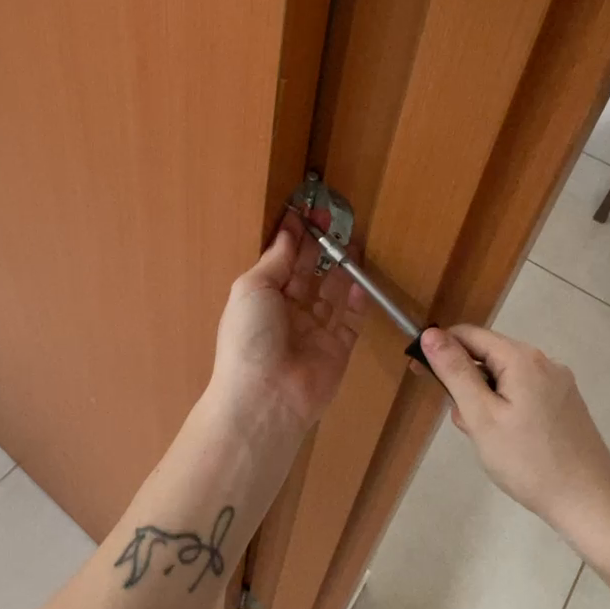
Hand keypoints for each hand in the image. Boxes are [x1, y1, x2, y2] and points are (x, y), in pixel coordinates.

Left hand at [210, 212, 365, 433]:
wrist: (266, 398)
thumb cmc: (250, 337)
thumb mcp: (253, 288)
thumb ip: (275, 260)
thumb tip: (288, 233)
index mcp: (261, 299)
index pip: (281, 261)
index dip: (294, 236)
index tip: (307, 211)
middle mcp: (287, 314)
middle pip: (307, 274)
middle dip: (318, 247)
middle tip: (333, 220)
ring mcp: (313, 333)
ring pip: (331, 295)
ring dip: (340, 269)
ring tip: (351, 242)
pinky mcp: (337, 351)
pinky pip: (349, 322)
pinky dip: (356, 302)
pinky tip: (359, 281)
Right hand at [421, 325, 609, 534]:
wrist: (590, 504)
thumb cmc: (528, 462)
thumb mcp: (481, 417)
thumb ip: (454, 372)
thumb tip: (430, 334)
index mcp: (522, 358)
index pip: (469, 335)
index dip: (441, 350)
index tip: (421, 375)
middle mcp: (545, 362)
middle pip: (488, 356)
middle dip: (466, 383)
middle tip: (465, 424)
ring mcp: (559, 384)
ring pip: (505, 378)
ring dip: (485, 400)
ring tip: (488, 440)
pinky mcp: (567, 405)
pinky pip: (524, 393)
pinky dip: (507, 409)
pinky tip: (510, 442)